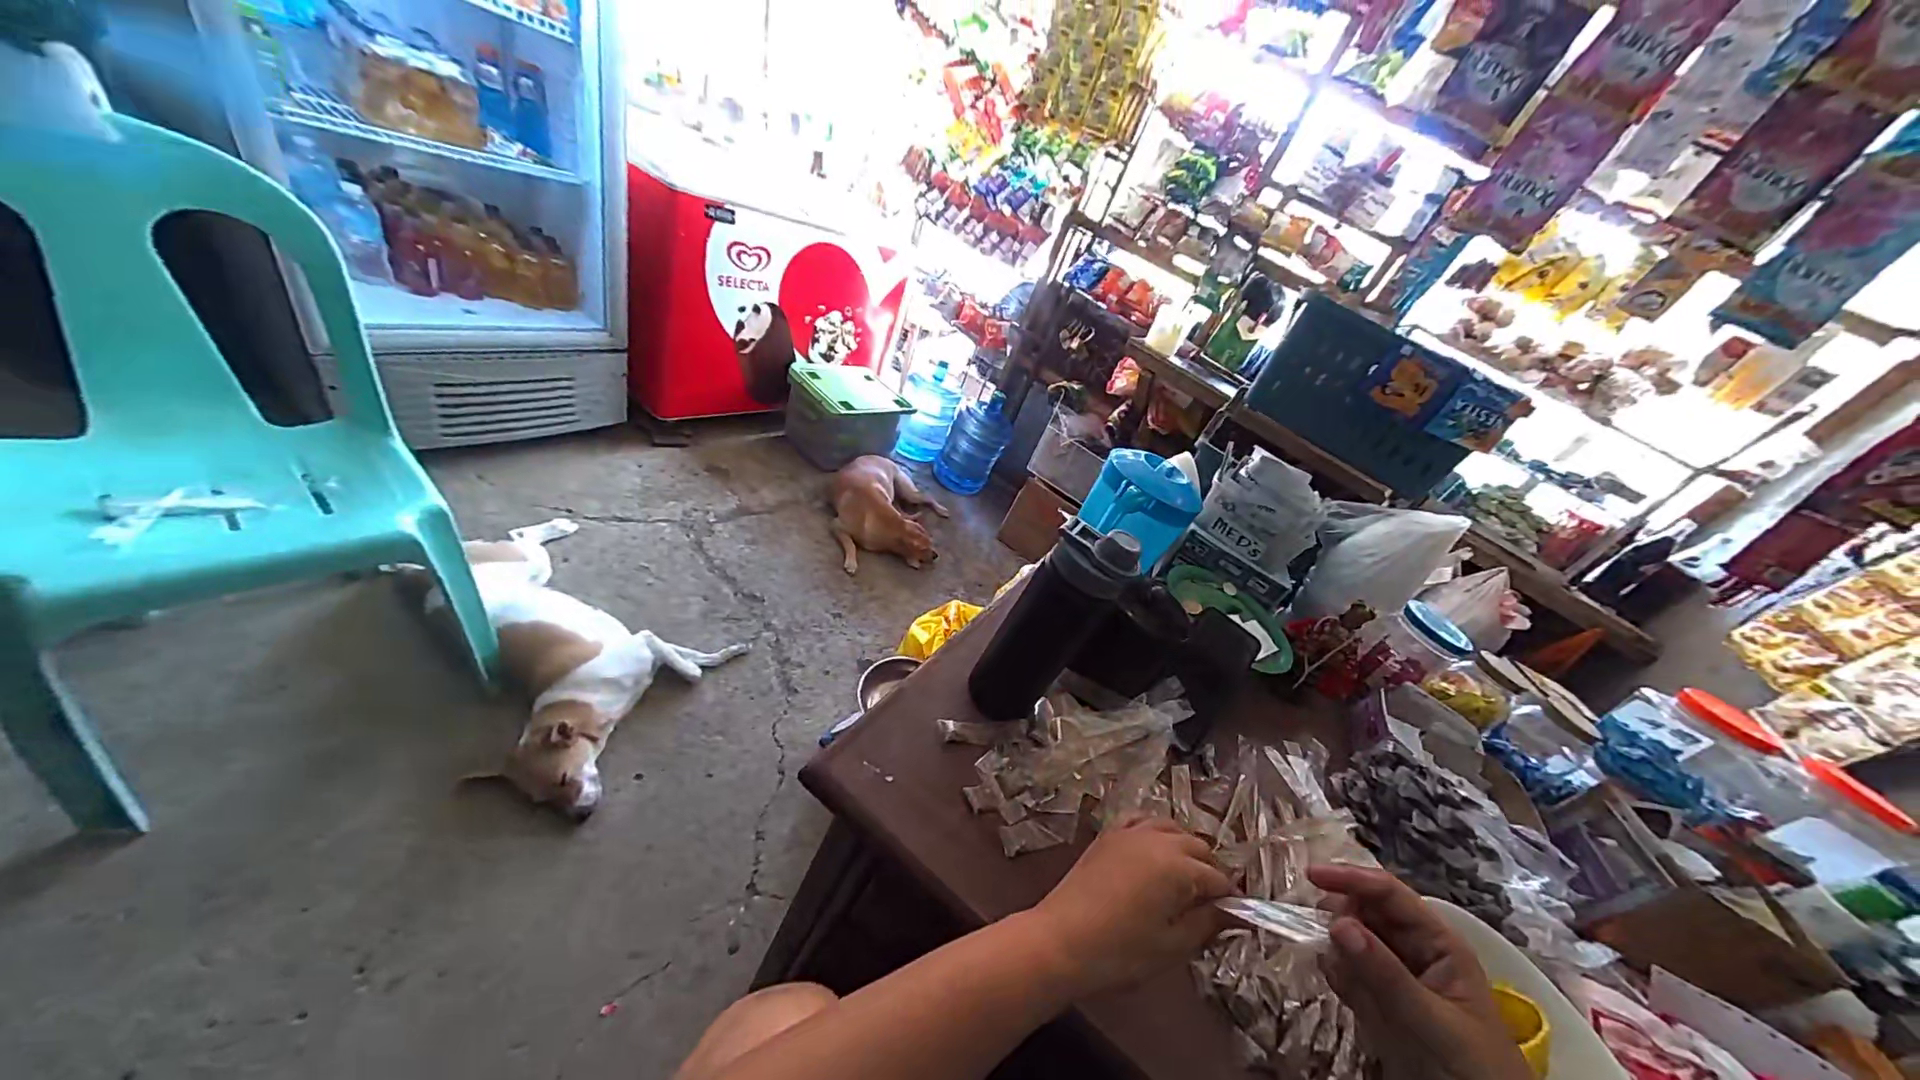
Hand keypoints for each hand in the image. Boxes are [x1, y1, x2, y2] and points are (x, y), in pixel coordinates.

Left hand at [1026, 815, 1231, 996]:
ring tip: (1184, 880)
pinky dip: (1154, 832)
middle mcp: (1156, 839)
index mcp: (1178, 865)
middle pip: (1197, 846)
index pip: (1218, 878)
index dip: (1229, 899)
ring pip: (1170, 828)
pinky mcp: (1108, 835)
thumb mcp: (1173, 945)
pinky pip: (1140, 821)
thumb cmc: (1121, 950)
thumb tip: (1232, 911)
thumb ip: (1207, 923)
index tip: (1233, 918)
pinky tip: (1153, 853)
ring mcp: (1129, 832)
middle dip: (1209, 871)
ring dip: (1183, 848)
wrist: (1061, 940)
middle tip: (1209, 905)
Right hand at [1309, 864, 1532, 1079]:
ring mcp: (1391, 972)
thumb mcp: (1436, 1024)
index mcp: (1437, 942)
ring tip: (1340, 973)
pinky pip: (1343, 968)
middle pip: (1364, 908)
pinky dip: (1334, 971)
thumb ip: (1387, 976)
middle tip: (1321, 932)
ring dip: (1335, 946)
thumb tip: (1337, 923)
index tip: (1311, 875)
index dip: (1351, 878)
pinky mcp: (1374, 997)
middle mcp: (1412, 949)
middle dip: (1339, 913)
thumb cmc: (1476, 1070)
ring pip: (1349, 936)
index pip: (1389, 894)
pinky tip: (1341, 989)